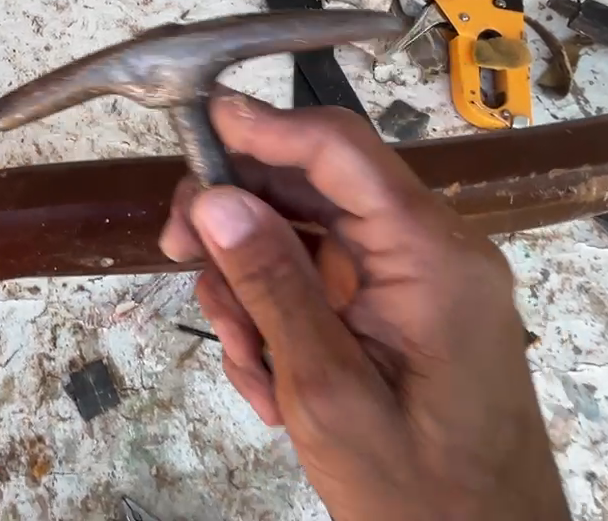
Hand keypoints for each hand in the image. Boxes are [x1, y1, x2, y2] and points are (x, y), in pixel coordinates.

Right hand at [160, 96, 568, 520]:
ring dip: (245, 278)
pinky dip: (268, 307)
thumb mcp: (326, 391)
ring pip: (293, 228)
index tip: (194, 125)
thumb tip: (212, 197)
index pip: (339, 149)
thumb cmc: (417, 493)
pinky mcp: (384, 301)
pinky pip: (306, 271)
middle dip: (234, 214)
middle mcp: (422, 246)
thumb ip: (270, 285)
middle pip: (305, 182)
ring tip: (241, 353)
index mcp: (430, 254)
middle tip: (178, 252)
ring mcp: (403, 274)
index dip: (263, 124)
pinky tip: (263, 370)